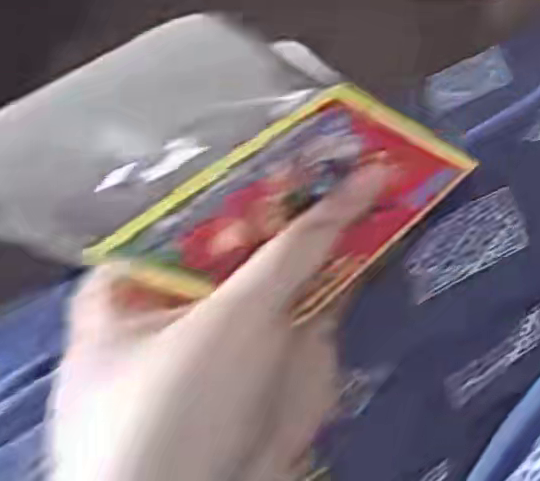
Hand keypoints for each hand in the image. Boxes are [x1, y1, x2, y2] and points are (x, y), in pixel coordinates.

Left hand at [50, 168, 385, 480]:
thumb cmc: (183, 398)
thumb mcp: (239, 310)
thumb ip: (309, 238)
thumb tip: (376, 169)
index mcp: (135, 298)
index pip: (177, 223)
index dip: (231, 181)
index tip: (290, 142)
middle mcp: (192, 302)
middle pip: (253, 232)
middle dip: (307, 192)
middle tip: (359, 145)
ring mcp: (251, 320)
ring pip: (305, 254)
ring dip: (349, 217)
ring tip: (396, 167)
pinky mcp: (302, 335)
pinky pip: (340, 279)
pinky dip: (371, 248)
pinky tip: (404, 213)